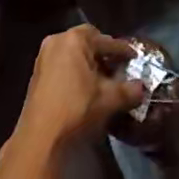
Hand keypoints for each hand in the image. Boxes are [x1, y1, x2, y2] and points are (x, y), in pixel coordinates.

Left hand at [12, 25, 143, 150]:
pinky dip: (75, 72)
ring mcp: (43, 58)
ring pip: (73, 54)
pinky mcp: (36, 75)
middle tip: (118, 66)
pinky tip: (85, 88)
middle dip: (103, 54)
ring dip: (89, 64)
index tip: (134, 57)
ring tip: (103, 79)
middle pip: (87, 42)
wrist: (40, 138)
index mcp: (75, 39)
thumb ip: (129, 90)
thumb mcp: (109, 99)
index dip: (122, 50)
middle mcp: (57, 42)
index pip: (106, 40)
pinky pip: (62, 65)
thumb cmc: (77, 108)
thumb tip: (142, 88)